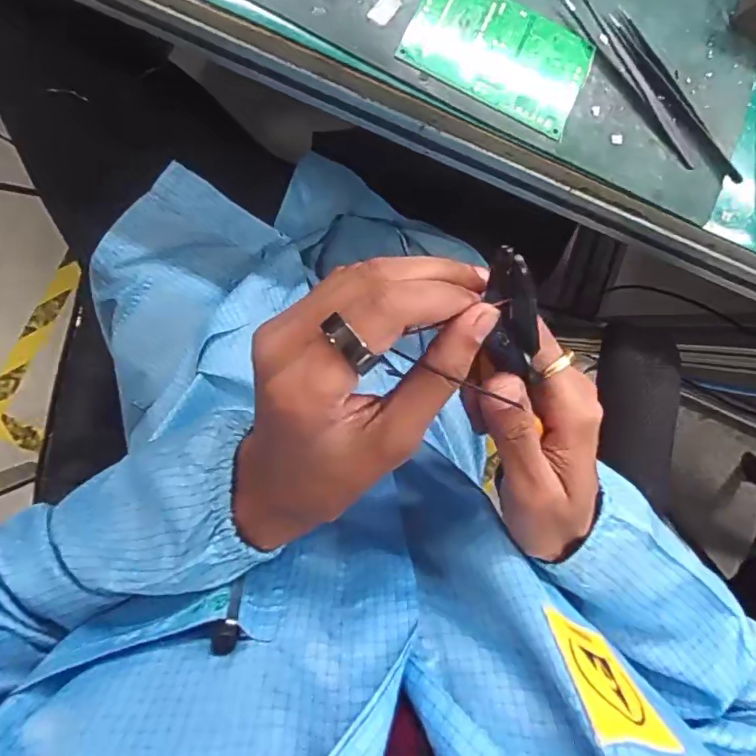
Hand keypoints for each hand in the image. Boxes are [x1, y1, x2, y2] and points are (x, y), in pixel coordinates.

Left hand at [234, 257, 499, 550]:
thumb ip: (438, 376)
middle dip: (433, 275)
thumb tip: (482, 319)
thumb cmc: (332, 478)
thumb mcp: (394, 440)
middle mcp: (287, 335)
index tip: (486, 302)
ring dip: (414, 273)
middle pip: (368, 279)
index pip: (381, 307)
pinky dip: (389, 282)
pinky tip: (423, 290)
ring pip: (356, 273)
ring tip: (463, 285)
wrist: (269, 482)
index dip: (438, 295)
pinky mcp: (284, 318)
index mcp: (311, 376)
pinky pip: (344, 284)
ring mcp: (281, 322)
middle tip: (483, 284)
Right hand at [467, 318, 602, 561]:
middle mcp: (574, 388)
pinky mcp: (549, 398)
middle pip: (523, 344)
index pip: (539, 343)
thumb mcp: (529, 485)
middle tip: (472, 404)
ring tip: (478, 416)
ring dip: (486, 375)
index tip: (466, 352)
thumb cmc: (550, 521)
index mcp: (574, 406)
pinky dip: (492, 386)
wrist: (567, 543)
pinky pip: (514, 373)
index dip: (499, 335)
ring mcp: (562, 391)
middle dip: (487, 361)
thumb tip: (500, 378)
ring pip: (515, 356)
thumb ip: (516, 432)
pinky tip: (485, 415)